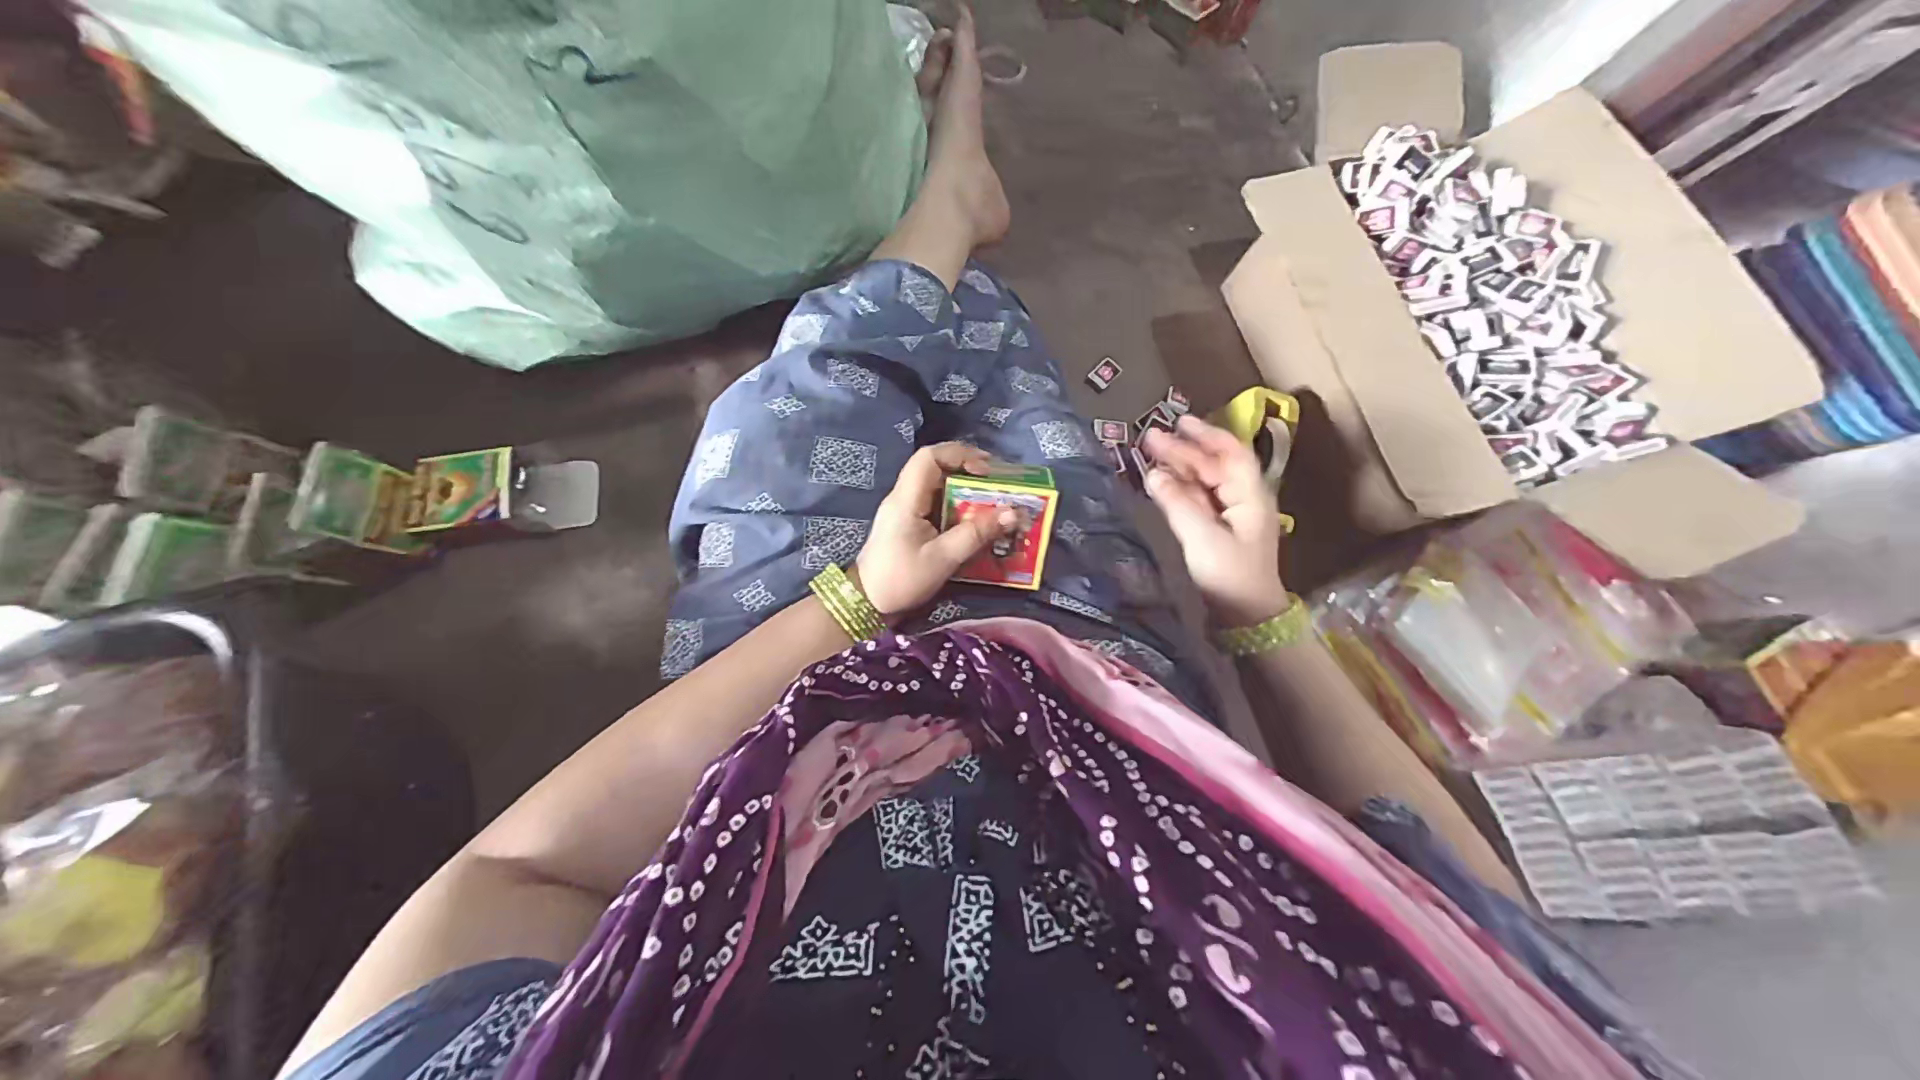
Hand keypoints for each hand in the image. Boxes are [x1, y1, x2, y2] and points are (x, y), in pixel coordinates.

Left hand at [854, 442, 1015, 616]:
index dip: (960, 455)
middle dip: (968, 470)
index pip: (929, 457)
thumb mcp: (943, 559)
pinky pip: (935, 504)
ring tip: (992, 501)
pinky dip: (956, 506)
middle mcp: (903, 497)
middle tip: (997, 483)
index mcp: (906, 499)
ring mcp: (904, 510)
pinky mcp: (908, 524)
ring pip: (936, 486)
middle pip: (935, 467)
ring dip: (965, 490)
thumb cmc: (901, 580)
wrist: (866, 603)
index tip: (986, 470)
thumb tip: (1012, 513)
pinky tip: (974, 520)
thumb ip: (977, 534)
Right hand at [1140, 415, 1289, 626]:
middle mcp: (1243, 500)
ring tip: (1149, 453)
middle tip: (1149, 437)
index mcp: (1250, 496)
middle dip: (1184, 450)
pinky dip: (1179, 487)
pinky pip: (1198, 499)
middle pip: (1213, 465)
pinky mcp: (1219, 532)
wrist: (1247, 618)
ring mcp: (1231, 516)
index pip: (1229, 455)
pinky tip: (1160, 482)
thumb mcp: (1202, 538)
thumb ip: (1177, 503)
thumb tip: (1153, 473)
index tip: (1179, 422)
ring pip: (1204, 481)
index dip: (1206, 435)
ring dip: (1179, 466)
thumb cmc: (1230, 577)